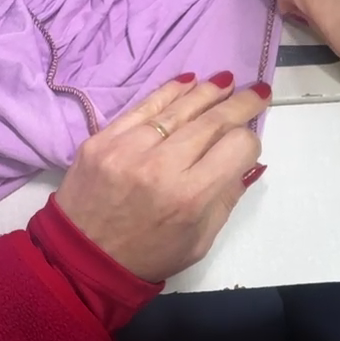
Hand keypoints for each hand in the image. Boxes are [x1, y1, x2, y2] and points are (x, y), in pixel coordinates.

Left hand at [55, 73, 269, 281]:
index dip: (249, 142)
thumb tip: (249, 162)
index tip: (248, 144)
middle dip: (240, 104)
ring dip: (208, 91)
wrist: (82, 259)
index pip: (237, 148)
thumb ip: (227, 198)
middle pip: (212, 121)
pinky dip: (168, 92)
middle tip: (257, 91)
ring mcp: (128, 149)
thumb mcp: (199, 241)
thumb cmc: (149, 256)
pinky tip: (189, 82)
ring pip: (178, 109)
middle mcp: (162, 166)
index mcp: (190, 197)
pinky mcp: (102, 140)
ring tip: (227, 81)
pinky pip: (143, 108)